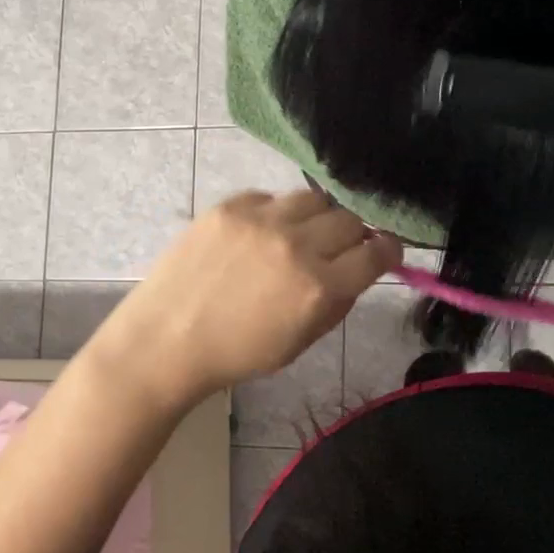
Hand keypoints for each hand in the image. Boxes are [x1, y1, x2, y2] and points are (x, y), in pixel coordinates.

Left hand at [88, 191, 401, 399]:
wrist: (166, 341)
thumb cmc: (237, 355)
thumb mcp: (300, 343)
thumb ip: (338, 303)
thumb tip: (360, 270)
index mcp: (319, 288)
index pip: (377, 251)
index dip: (388, 250)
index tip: (385, 251)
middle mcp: (297, 246)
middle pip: (350, 219)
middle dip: (353, 235)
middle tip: (339, 249)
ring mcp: (261, 221)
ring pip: (314, 199)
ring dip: (318, 218)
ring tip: (301, 235)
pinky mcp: (230, 207)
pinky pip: (271, 197)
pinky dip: (275, 213)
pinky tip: (260, 235)